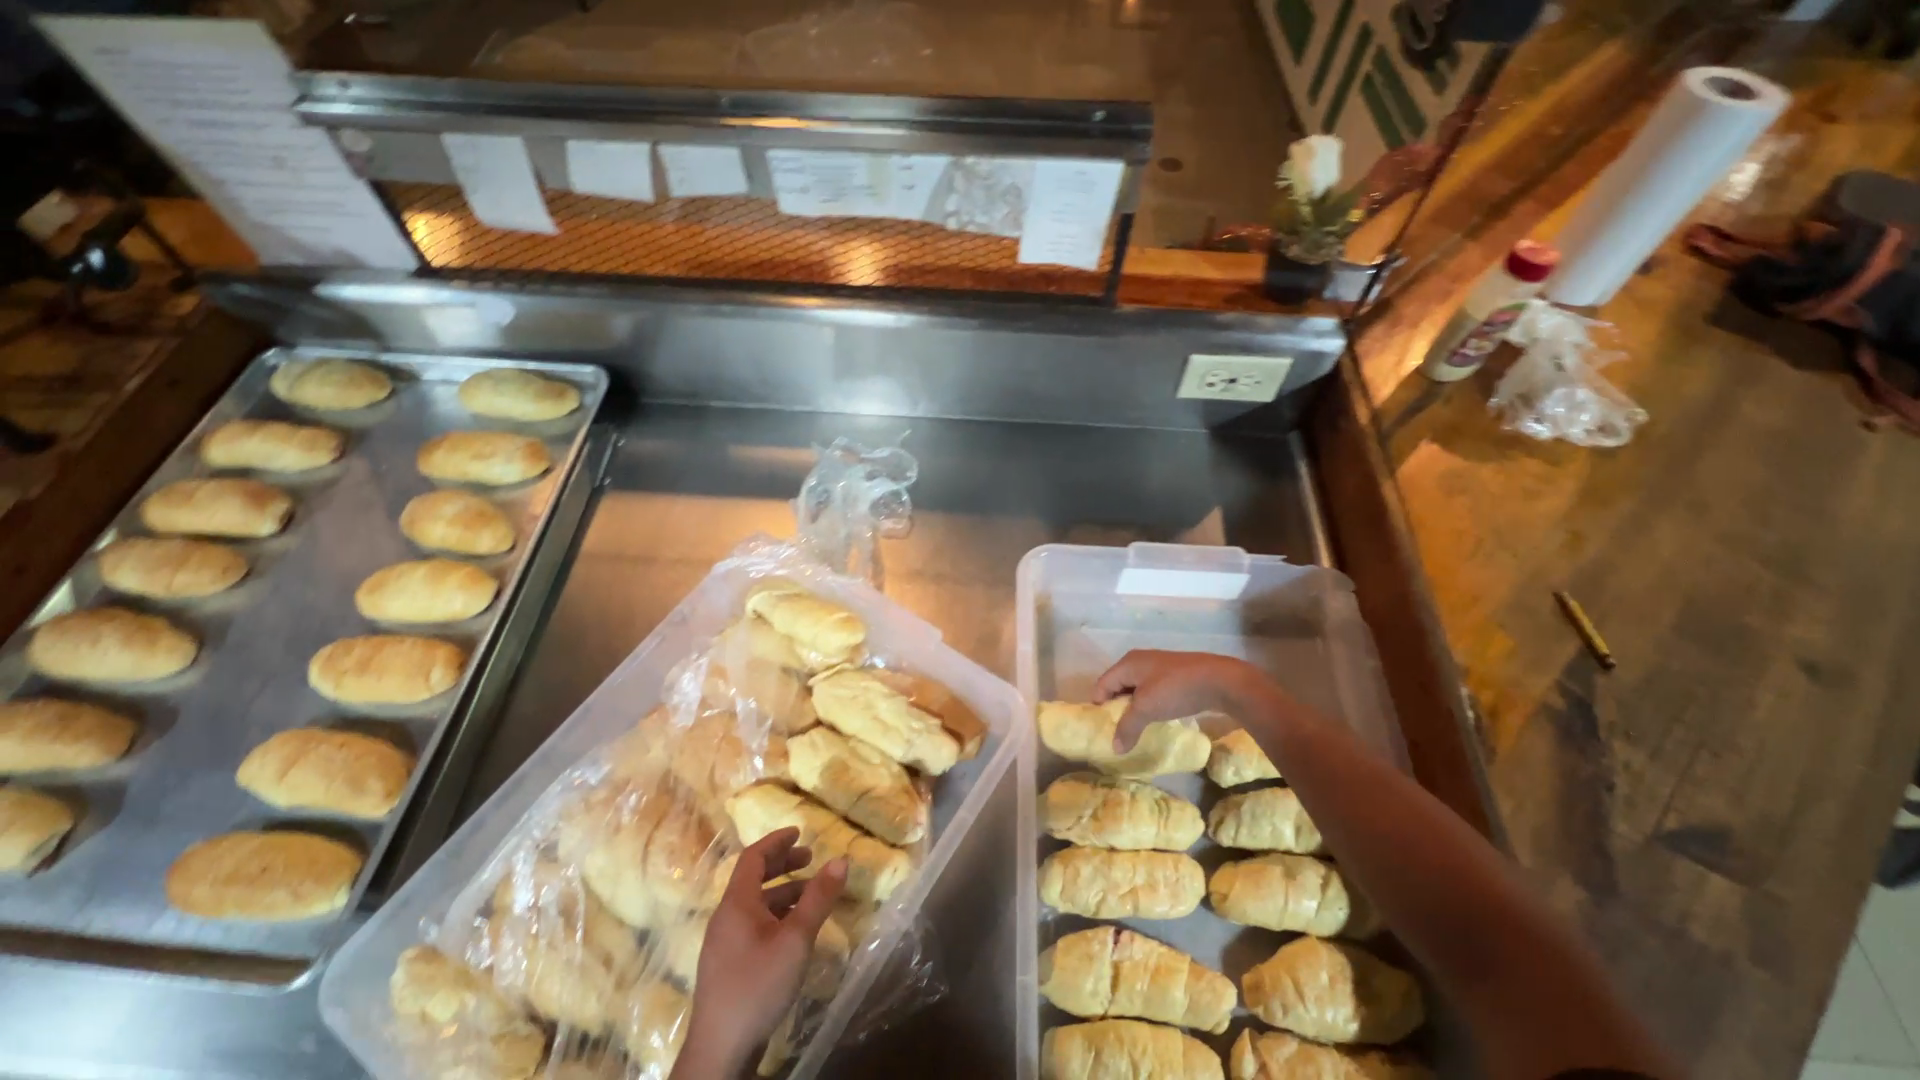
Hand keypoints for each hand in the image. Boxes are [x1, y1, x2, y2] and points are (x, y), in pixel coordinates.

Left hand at [675, 828, 846, 1079]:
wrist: (720, 1047)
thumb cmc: (758, 985)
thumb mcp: (796, 939)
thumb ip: (818, 899)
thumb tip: (840, 859)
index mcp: (736, 903)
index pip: (753, 857)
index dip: (776, 841)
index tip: (800, 831)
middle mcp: (725, 917)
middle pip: (752, 879)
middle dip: (782, 865)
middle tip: (810, 858)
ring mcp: (724, 942)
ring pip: (754, 905)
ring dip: (782, 892)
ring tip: (811, 895)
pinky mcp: (728, 965)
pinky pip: (753, 925)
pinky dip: (775, 915)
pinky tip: (794, 931)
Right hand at [1093, 649, 1278, 752]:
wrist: (1220, 681)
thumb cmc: (1175, 689)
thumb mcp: (1147, 709)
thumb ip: (1127, 727)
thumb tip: (1115, 748)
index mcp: (1128, 663)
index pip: (1102, 685)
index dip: (1099, 707)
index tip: (1102, 729)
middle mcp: (1140, 661)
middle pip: (1118, 687)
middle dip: (1116, 709)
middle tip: (1117, 732)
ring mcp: (1159, 668)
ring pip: (1137, 690)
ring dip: (1134, 709)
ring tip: (1136, 729)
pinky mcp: (1175, 677)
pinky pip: (1152, 692)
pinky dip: (1150, 705)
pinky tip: (1156, 719)